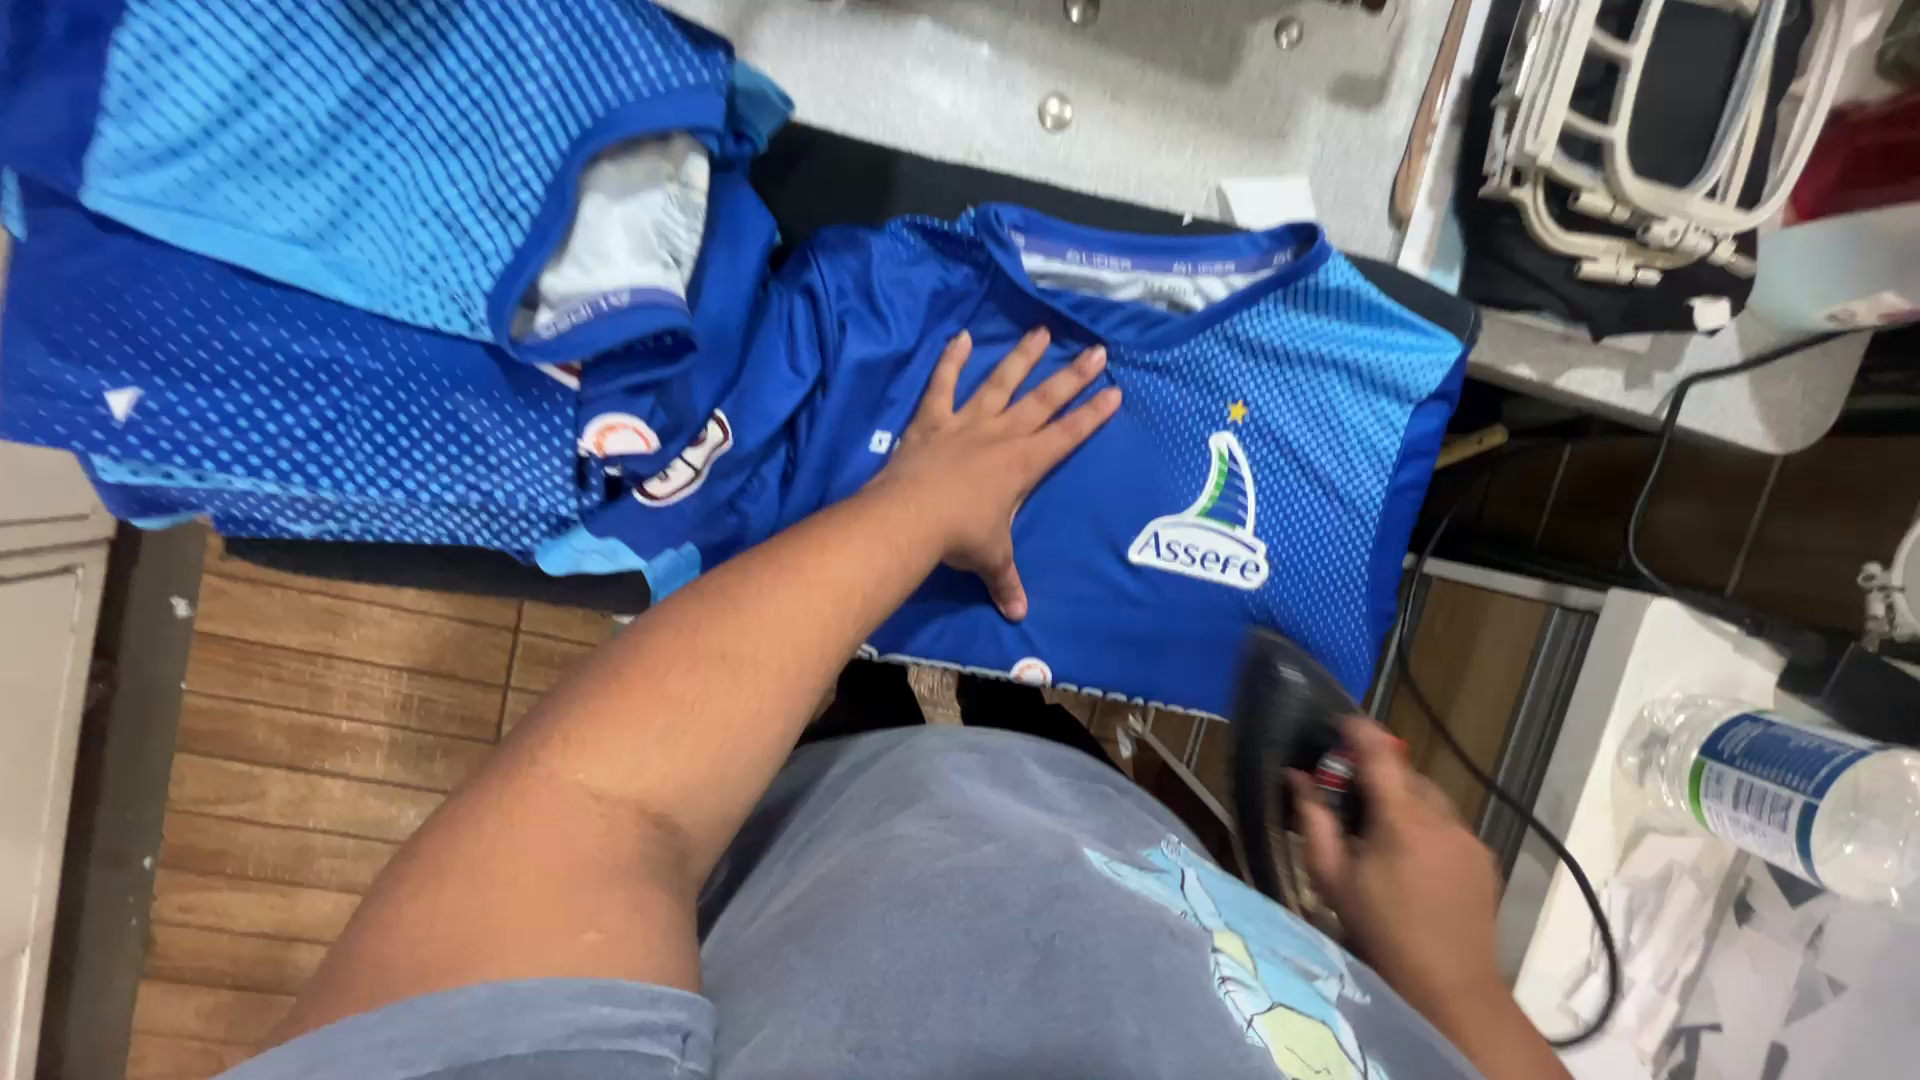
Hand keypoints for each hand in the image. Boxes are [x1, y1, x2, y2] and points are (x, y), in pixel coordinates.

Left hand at [871, 327, 1120, 620]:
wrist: (910, 517)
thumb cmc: (959, 537)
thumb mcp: (990, 560)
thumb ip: (1006, 581)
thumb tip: (1018, 616)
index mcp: (1023, 465)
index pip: (1067, 437)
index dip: (1092, 416)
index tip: (1115, 393)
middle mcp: (1001, 435)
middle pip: (1043, 401)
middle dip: (1073, 376)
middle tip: (1096, 351)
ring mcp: (965, 423)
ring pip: (998, 383)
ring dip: (1021, 358)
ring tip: (1041, 332)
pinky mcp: (931, 419)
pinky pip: (942, 384)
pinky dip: (950, 360)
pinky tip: (960, 336)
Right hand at [1290, 717, 1505, 1018]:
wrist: (1449, 986)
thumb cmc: (1379, 929)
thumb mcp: (1331, 876)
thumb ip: (1312, 820)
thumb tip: (1296, 777)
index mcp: (1401, 820)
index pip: (1380, 755)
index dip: (1358, 731)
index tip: (1339, 719)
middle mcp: (1442, 819)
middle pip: (1407, 774)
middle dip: (1378, 773)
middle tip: (1349, 791)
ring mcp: (1469, 839)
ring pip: (1430, 798)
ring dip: (1404, 798)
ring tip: (1380, 826)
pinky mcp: (1484, 859)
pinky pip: (1449, 823)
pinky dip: (1426, 823)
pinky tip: (1410, 853)